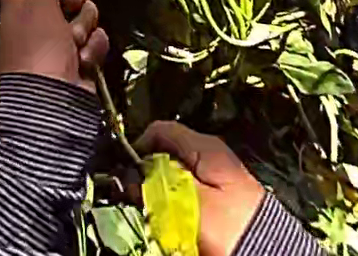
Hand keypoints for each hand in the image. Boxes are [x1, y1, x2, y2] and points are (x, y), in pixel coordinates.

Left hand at [0, 0, 108, 92]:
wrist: (53, 106)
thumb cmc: (39, 48)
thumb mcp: (39, 6)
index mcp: (21, 4)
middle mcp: (40, 19)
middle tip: (70, 4)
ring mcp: (61, 40)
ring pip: (84, 12)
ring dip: (82, 26)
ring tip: (73, 44)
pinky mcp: (81, 58)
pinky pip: (95, 38)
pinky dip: (92, 48)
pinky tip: (84, 62)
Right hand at [134, 122, 266, 255]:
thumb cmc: (231, 227)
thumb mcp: (191, 203)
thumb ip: (162, 183)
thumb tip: (136, 171)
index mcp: (203, 146)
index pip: (162, 130)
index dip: (139, 146)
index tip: (126, 170)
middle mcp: (209, 154)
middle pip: (167, 153)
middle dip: (149, 173)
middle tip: (137, 198)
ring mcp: (216, 177)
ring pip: (176, 176)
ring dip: (162, 192)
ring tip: (154, 214)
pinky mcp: (221, 200)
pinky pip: (188, 194)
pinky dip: (177, 205)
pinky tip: (173, 223)